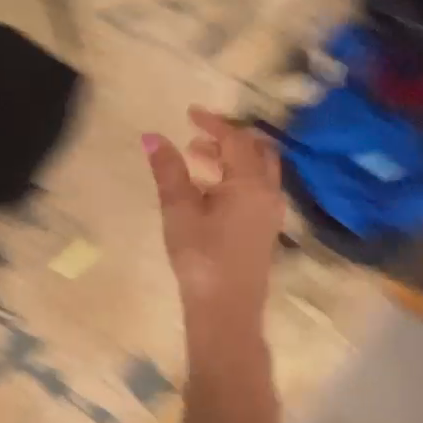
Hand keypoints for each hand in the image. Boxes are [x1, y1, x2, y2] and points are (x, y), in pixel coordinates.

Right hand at [143, 108, 285, 341]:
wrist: (226, 308)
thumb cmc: (201, 254)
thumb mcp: (178, 208)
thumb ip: (168, 170)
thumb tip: (153, 136)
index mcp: (251, 184)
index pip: (236, 141)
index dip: (213, 123)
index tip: (189, 113)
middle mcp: (268, 194)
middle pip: (258, 152)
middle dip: (229, 137)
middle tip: (197, 132)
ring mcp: (269, 214)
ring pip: (257, 172)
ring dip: (230, 157)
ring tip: (195, 156)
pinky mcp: (263, 229)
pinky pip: (254, 189)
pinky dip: (233, 176)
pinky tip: (205, 188)